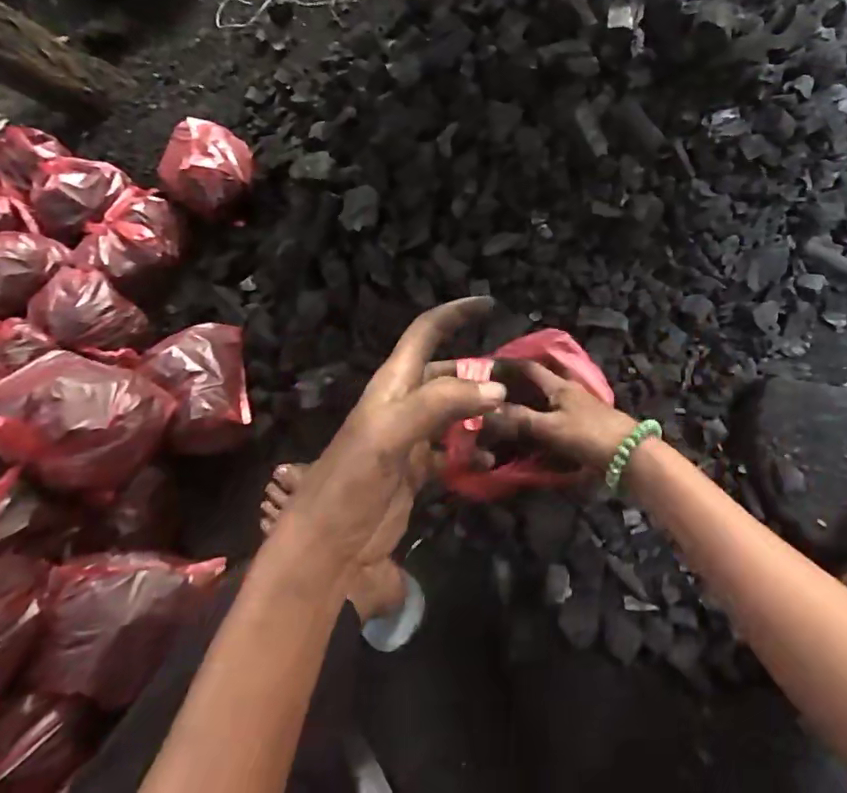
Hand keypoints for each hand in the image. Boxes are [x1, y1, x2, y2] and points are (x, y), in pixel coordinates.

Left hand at [278, 297, 506, 569]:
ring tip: (512, 422)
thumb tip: (495, 388)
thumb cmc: (351, 480)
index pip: (424, 333)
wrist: (328, 542)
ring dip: (480, 414)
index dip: (454, 314)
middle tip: (518, 382)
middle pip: (446, 374)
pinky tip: (489, 463)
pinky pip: (451, 452)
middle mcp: (401, 403)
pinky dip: (471, 453)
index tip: (489, 305)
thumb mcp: (390, 434)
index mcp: (392, 384)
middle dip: (479, 372)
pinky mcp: (415, 470)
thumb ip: (439, 405)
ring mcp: (409, 438)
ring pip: (453, 414)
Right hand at [493, 360, 640, 470]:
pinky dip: (546, 416)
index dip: (508, 365)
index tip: (488, 366)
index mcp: (560, 386)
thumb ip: (519, 420)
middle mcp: (571, 391)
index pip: (529, 367)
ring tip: (513, 407)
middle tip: (499, 387)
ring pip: (552, 397)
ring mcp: (582, 408)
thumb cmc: (589, 436)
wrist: (633, 458)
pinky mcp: (588, 425)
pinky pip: (560, 415)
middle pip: (543, 379)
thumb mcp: (550, 428)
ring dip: (535, 399)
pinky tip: (537, 427)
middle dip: (522, 379)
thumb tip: (486, 413)